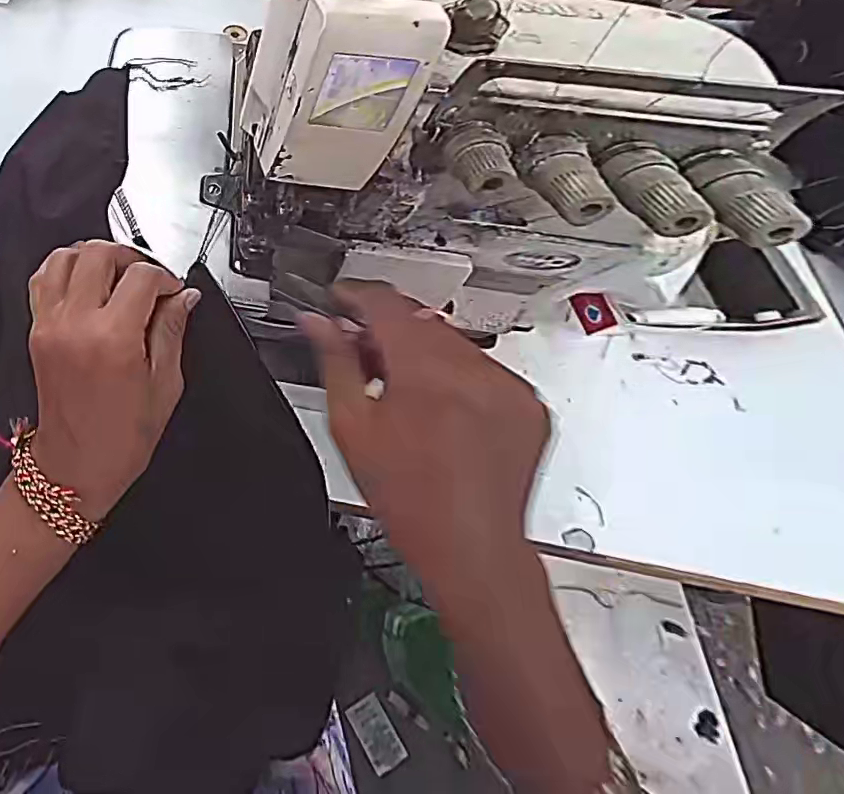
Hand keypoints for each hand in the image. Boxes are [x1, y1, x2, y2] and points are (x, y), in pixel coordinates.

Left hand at [26, 240, 199, 519]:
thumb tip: (184, 297)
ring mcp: (51, 325)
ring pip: (65, 257)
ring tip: (116, 275)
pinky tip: (85, 283)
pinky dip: (64, 270)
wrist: (74, 467)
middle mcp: (76, 325)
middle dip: (131, 257)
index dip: (165, 277)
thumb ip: (172, 330)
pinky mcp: (37, 331)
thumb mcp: (165, 385)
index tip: (173, 290)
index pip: (141, 276)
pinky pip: (43, 280)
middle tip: (148, 277)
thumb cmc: (119, 438)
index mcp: (113, 338)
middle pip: (99, 253)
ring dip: (95, 257)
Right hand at [301, 282, 551, 588]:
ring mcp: (506, 387)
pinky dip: (455, 373)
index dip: (356, 295)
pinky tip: (437, 405)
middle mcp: (474, 372)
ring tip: (401, 387)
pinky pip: (482, 366)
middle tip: (362, 351)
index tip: (341, 298)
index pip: (387, 304)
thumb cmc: (412, 501)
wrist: (470, 547)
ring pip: (451, 340)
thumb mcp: (353, 426)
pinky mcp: (527, 403)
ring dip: (421, 350)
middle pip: (419, 319)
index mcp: (426, 373)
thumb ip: (335, 361)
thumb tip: (317, 323)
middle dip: (386, 328)